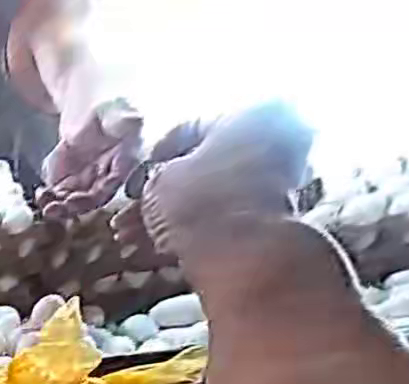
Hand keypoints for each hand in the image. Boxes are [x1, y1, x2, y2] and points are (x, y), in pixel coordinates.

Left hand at [38, 98, 143, 220]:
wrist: (84, 109)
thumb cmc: (107, 104)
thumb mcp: (117, 108)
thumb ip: (122, 119)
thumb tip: (131, 122)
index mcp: (127, 158)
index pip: (117, 181)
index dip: (101, 193)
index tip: (81, 196)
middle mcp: (107, 176)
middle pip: (92, 199)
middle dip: (75, 206)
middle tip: (57, 206)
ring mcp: (85, 182)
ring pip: (72, 202)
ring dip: (58, 207)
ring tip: (45, 202)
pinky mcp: (65, 184)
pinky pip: (56, 197)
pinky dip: (47, 199)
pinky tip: (40, 193)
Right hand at [113, 102, 314, 258]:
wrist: (235, 246)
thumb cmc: (196, 199)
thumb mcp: (159, 180)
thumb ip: (156, 173)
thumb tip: (157, 176)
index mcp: (253, 112)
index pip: (189, 129)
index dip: (153, 156)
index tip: (133, 178)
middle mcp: (276, 134)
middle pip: (202, 164)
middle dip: (160, 192)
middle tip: (129, 212)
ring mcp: (279, 173)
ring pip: (208, 190)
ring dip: (168, 212)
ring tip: (130, 236)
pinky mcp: (272, 208)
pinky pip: (222, 210)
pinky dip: (191, 223)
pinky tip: (157, 242)